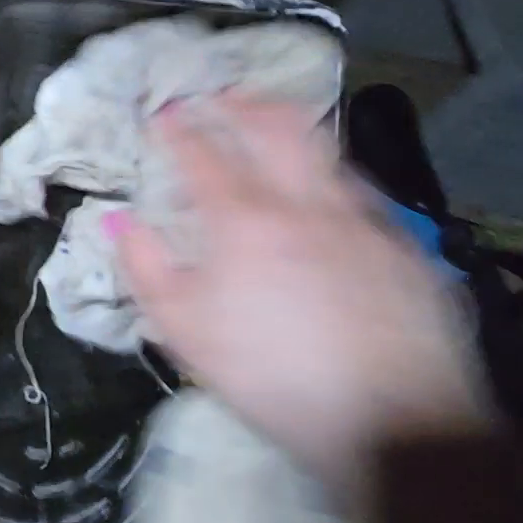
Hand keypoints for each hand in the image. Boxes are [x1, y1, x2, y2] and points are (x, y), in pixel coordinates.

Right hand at [109, 97, 490, 501]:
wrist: (394, 427)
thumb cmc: (264, 371)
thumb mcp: (178, 323)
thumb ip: (142, 261)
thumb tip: (115, 216)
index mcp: (244, 222)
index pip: (203, 155)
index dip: (178, 127)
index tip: (160, 111)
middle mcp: (308, 209)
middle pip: (282, 133)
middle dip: (247, 105)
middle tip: (223, 94)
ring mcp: (366, 227)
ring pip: (330, 158)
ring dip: (295, 136)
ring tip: (273, 132)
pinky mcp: (408, 254)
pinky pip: (363, 198)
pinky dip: (331, 180)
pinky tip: (322, 196)